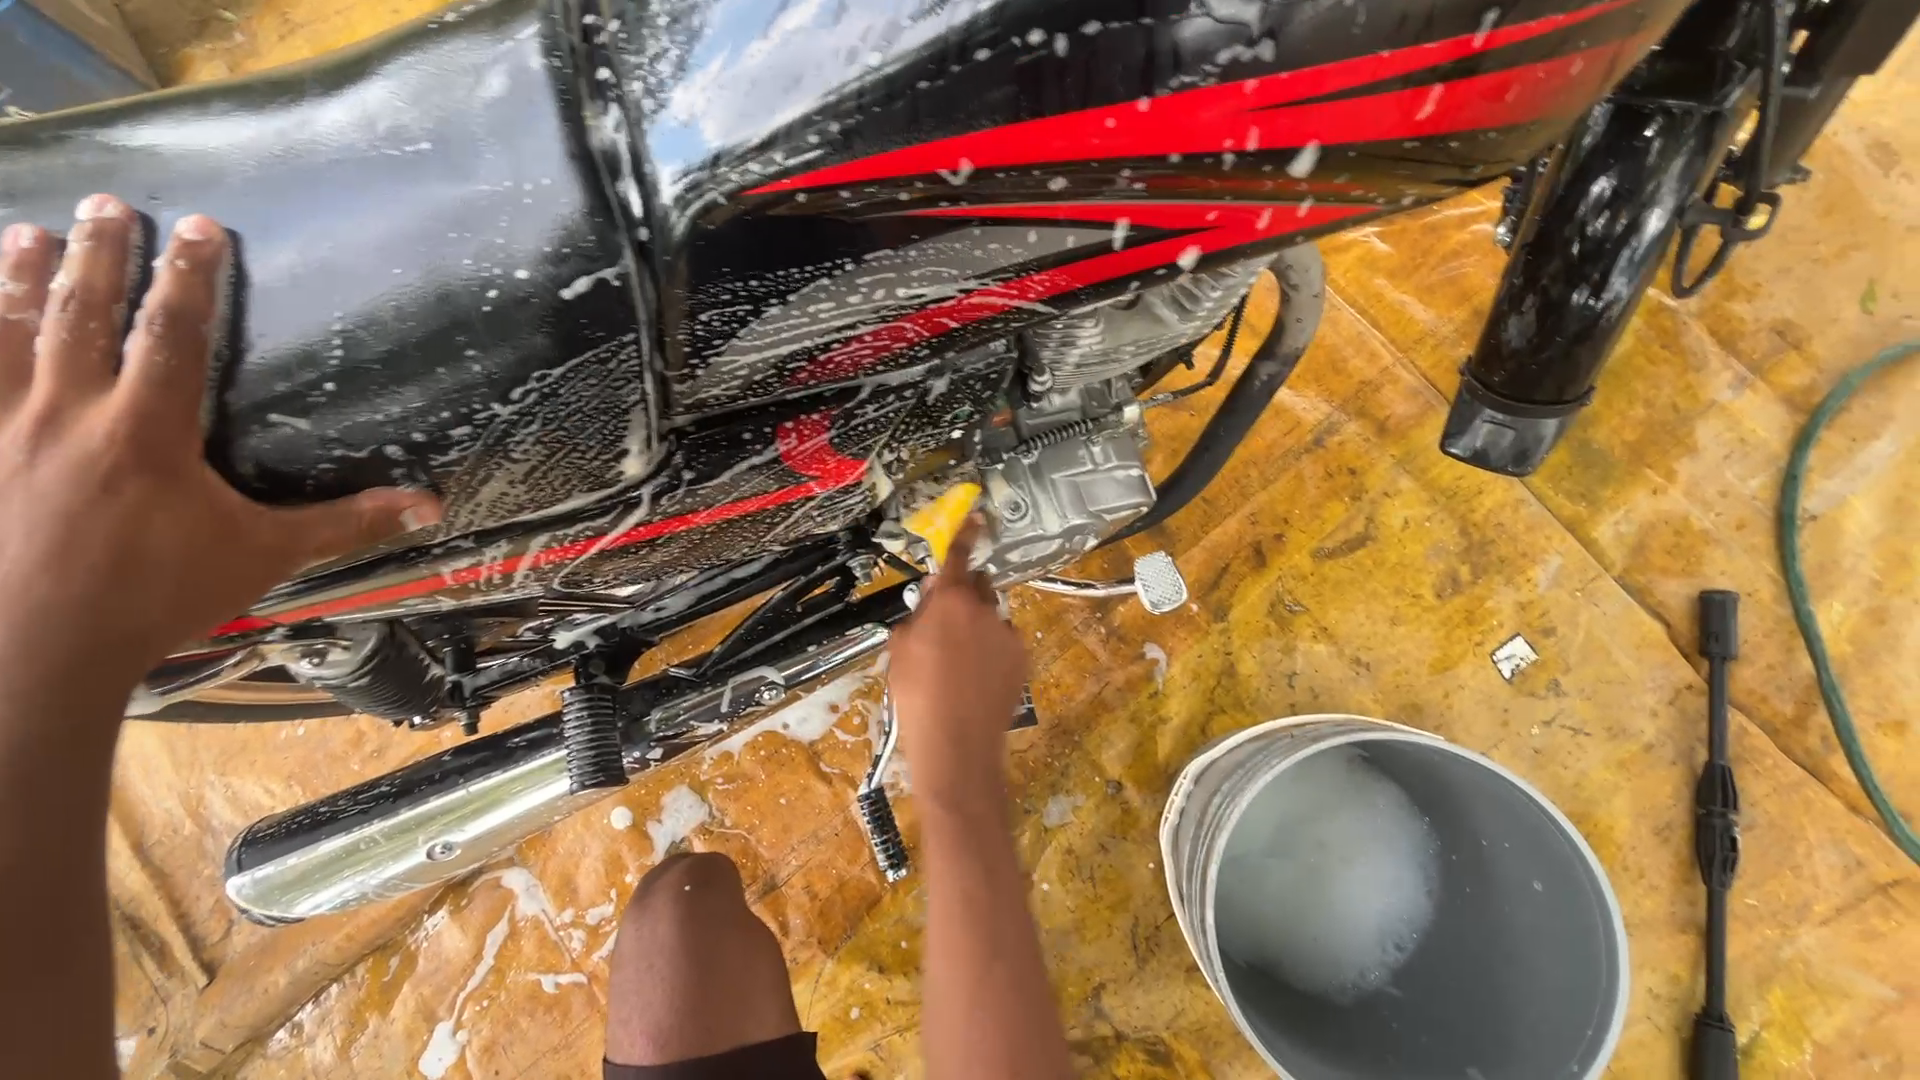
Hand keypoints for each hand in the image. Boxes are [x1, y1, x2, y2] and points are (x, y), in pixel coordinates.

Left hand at [0, 197, 440, 700]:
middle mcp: (64, 413)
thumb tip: (429, 505)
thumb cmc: (158, 594)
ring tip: (23, 232)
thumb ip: (346, 521)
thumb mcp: (266, 554)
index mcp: (146, 432)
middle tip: (111, 206)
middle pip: (79, 313)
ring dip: (12, 277)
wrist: (29, 649)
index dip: (191, 278)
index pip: (174, 334)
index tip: (201, 228)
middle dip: (98, 254)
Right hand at [886, 519, 1028, 816]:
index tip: (977, 516)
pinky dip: (994, 650)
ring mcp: (1007, 632)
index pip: (958, 555)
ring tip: (961, 662)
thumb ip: (917, 616)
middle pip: (977, 585)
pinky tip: (979, 678)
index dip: (966, 532)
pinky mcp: (1022, 656)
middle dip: (964, 595)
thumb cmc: (915, 696)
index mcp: (949, 600)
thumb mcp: (899, 650)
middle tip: (946, 623)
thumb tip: (930, 599)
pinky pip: (1005, 641)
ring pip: (991, 616)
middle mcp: (984, 608)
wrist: (956, 745)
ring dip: (979, 626)